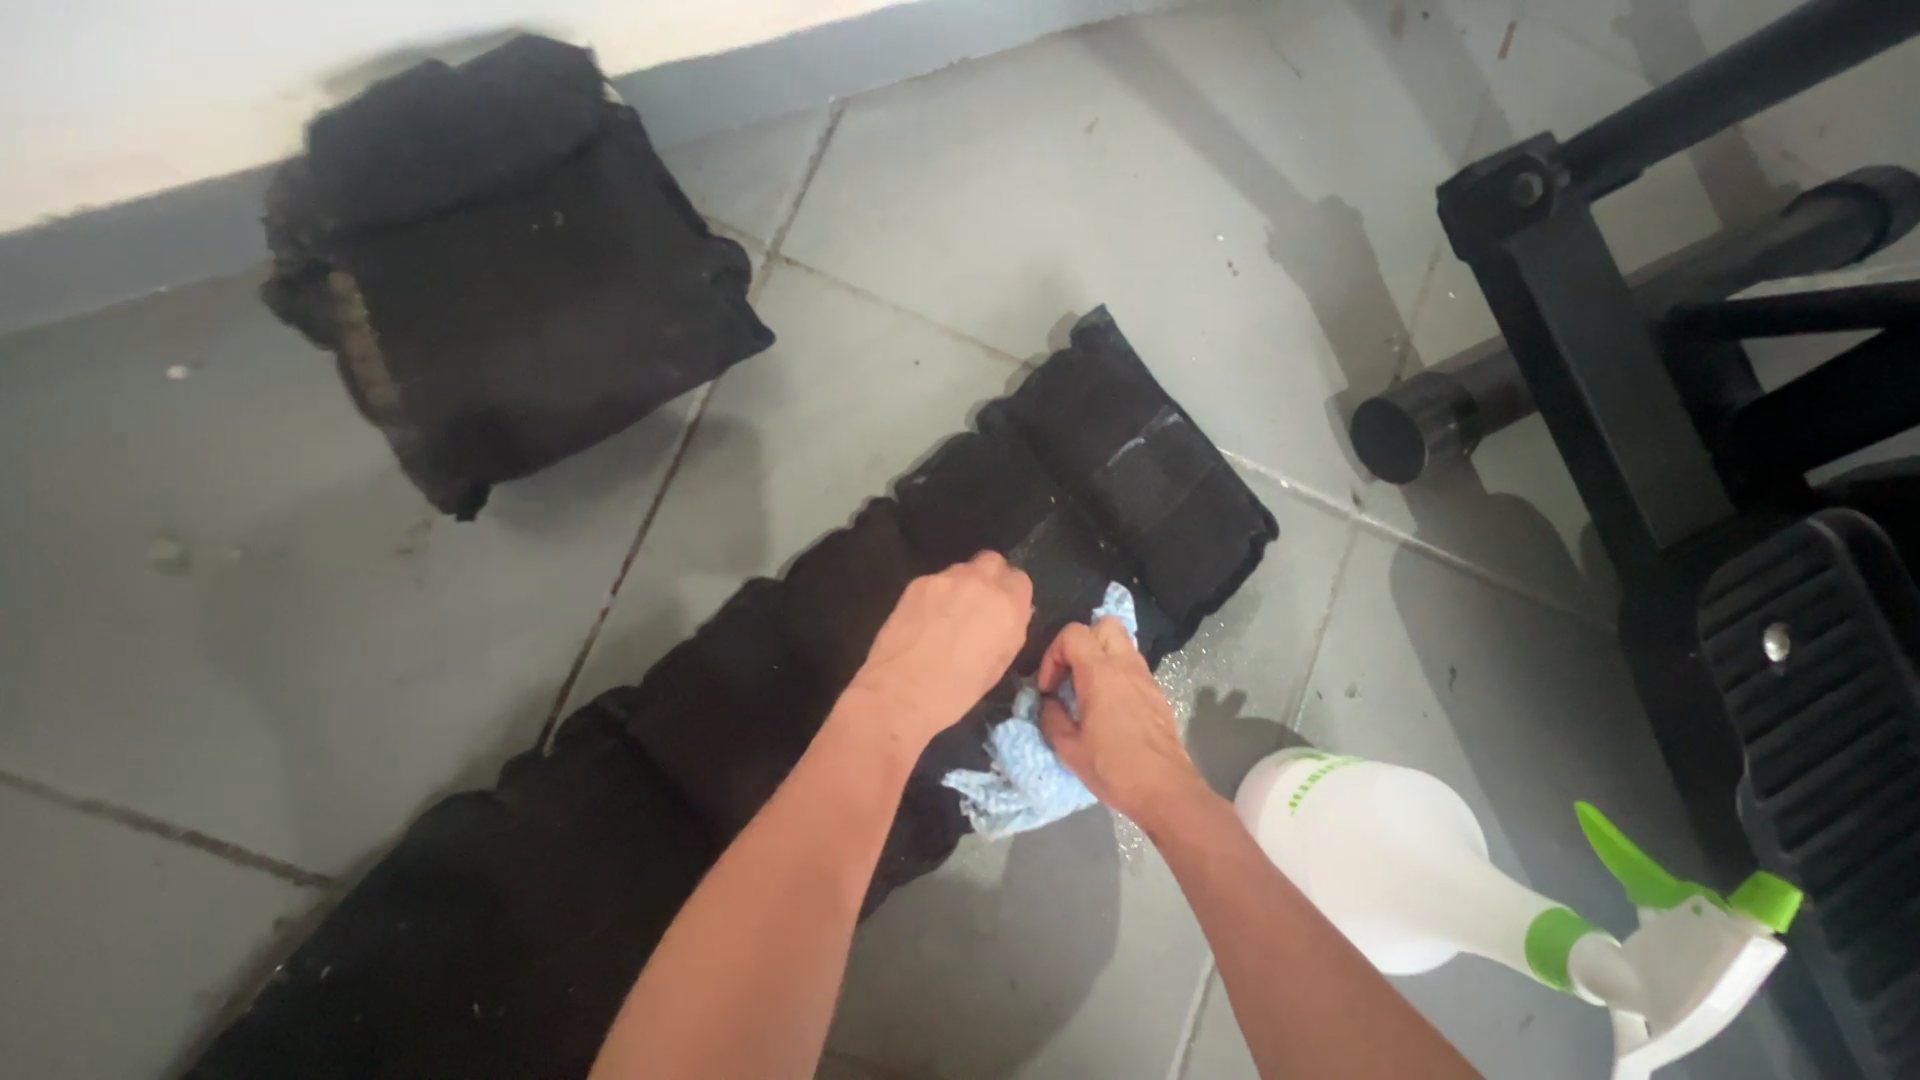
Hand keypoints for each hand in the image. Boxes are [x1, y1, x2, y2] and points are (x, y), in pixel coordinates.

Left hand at [843, 552, 1032, 751]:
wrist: (902, 691)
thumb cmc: (957, 691)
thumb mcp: (999, 664)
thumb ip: (1009, 631)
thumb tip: (1007, 616)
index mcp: (1008, 606)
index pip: (1020, 580)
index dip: (1012, 594)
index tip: (1003, 610)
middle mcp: (981, 583)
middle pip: (993, 562)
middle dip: (989, 578)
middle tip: (978, 604)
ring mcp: (947, 579)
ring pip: (962, 570)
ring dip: (961, 586)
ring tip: (947, 614)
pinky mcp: (918, 583)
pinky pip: (936, 581)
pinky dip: (936, 595)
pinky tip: (924, 618)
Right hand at [1038, 618, 1210, 827]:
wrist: (1165, 790)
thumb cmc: (1114, 769)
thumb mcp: (1069, 749)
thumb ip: (1051, 718)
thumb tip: (1050, 704)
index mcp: (1100, 674)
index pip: (1073, 633)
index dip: (1053, 654)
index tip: (1049, 688)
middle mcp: (1126, 667)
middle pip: (1104, 624)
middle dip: (1081, 642)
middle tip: (1070, 674)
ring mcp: (1146, 678)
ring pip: (1122, 642)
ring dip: (1100, 655)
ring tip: (1087, 689)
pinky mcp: (1157, 694)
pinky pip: (1133, 666)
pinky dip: (1116, 673)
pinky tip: (1109, 706)